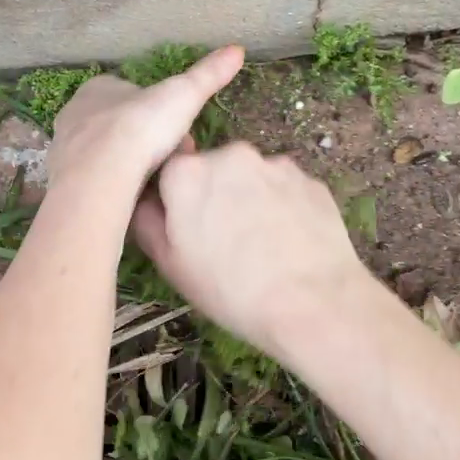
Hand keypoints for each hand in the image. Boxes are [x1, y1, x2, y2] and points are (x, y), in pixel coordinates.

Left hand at [47, 47, 243, 196]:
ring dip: (131, 162)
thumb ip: (208, 74)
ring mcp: (66, 148)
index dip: (160, 111)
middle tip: (175, 157)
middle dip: (148, 139)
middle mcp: (76, 113)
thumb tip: (236, 50)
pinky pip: (94, 178)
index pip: (132, 93)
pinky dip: (114, 183)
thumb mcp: (183, 95)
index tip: (182, 130)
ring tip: (158, 180)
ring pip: (106, 152)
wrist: (100, 176)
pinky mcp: (64, 178)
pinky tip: (133, 196)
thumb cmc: (139, 128)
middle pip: (120, 124)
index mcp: (98, 87)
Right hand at [133, 143, 368, 357]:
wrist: (314, 304)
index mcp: (186, 173)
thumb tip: (145, 200)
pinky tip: (287, 243)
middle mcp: (230, 155)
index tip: (184, 229)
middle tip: (221, 241)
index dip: (173, 200)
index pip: (167, 171)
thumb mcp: (169, 264)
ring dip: (248, 200)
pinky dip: (282, 208)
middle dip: (213, 196)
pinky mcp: (311, 179)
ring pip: (250, 178)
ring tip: (260, 246)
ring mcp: (275, 164)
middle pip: (211, 169)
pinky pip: (284, 190)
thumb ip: (147, 221)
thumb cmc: (229, 289)